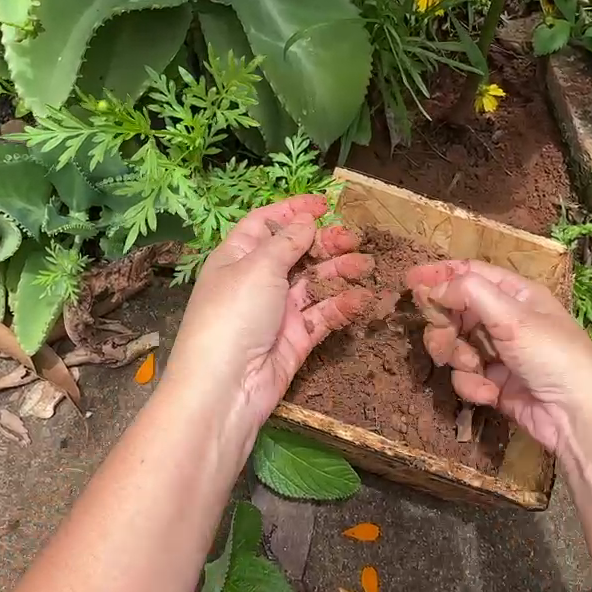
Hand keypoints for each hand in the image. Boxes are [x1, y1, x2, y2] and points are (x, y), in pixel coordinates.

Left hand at [166, 195, 373, 433]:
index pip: (266, 224)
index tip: (326, 204)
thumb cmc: (233, 315)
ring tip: (365, 265)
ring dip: (339, 271)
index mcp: (237, 256)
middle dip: (325, 242)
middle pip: (296, 252)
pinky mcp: (296, 338)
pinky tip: (361, 298)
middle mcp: (257, 280)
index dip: (293, 211)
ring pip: (314, 282)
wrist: (226, 387)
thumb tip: (306, 221)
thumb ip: (288, 242)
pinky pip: (322, 315)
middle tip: (355, 237)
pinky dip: (341, 305)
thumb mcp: (258, 267)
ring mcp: (277, 311)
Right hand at [405, 259, 591, 455]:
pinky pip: (466, 375)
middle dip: (445, 326)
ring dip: (458, 358)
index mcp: (516, 294)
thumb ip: (468, 293)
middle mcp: (506, 319)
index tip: (409, 281)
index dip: (440, 274)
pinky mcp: (495, 383)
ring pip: (456, 345)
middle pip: (456, 311)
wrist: (576, 417)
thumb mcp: (512, 316)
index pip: (470, 274)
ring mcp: (500, 352)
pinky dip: (472, 384)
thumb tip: (432, 286)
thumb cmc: (552, 355)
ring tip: (474, 368)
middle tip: (443, 339)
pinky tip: (489, 393)